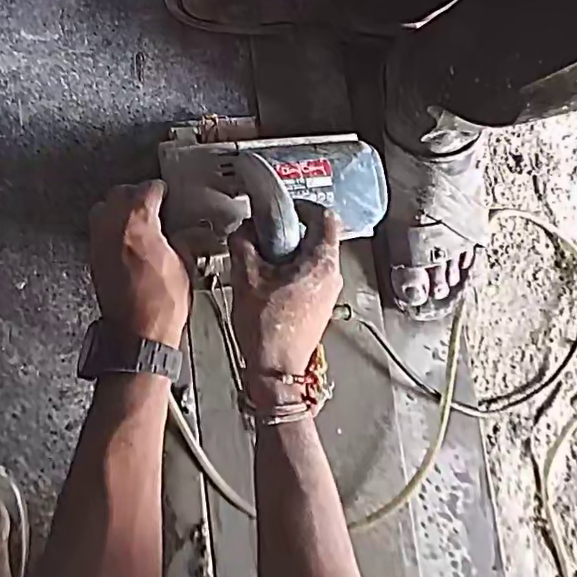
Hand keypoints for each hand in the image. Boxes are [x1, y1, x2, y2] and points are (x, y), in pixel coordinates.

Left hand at [88, 181, 189, 347]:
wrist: (138, 334)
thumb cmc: (160, 305)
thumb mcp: (184, 266)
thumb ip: (183, 241)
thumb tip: (185, 234)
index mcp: (139, 222)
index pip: (147, 189)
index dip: (160, 190)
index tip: (165, 193)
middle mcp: (114, 227)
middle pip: (120, 193)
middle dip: (136, 194)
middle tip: (151, 201)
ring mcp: (100, 242)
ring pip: (102, 208)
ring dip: (118, 208)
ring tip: (135, 217)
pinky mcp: (94, 258)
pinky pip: (98, 230)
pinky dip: (109, 227)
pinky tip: (124, 238)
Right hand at [228, 202, 342, 373]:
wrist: (274, 370)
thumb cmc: (266, 329)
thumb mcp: (245, 276)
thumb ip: (243, 243)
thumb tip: (244, 229)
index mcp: (321, 263)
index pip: (324, 216)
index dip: (301, 206)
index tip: (281, 208)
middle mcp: (332, 276)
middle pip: (317, 236)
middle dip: (289, 231)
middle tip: (264, 236)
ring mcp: (329, 292)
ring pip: (312, 257)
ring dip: (288, 252)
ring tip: (261, 262)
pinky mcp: (320, 305)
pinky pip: (309, 275)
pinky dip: (291, 270)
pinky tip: (267, 281)